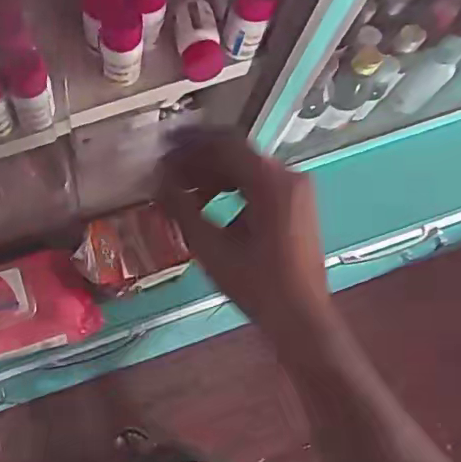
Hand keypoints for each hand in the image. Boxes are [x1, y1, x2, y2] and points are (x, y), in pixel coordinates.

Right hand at [157, 129, 338, 341]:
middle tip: (166, 169)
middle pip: (236, 154)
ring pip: (246, 169)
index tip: (163, 148)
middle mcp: (288, 178)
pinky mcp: (296, 206)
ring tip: (180, 188)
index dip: (189, 144)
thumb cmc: (258, 286)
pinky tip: (206, 203)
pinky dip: (231, 188)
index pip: (224, 144)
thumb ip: (182, 209)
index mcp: (272, 182)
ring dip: (212, 174)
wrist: (300, 317)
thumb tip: (160, 183)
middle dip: (198, 160)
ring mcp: (296, 192)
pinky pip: (258, 185)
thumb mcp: (212, 247)